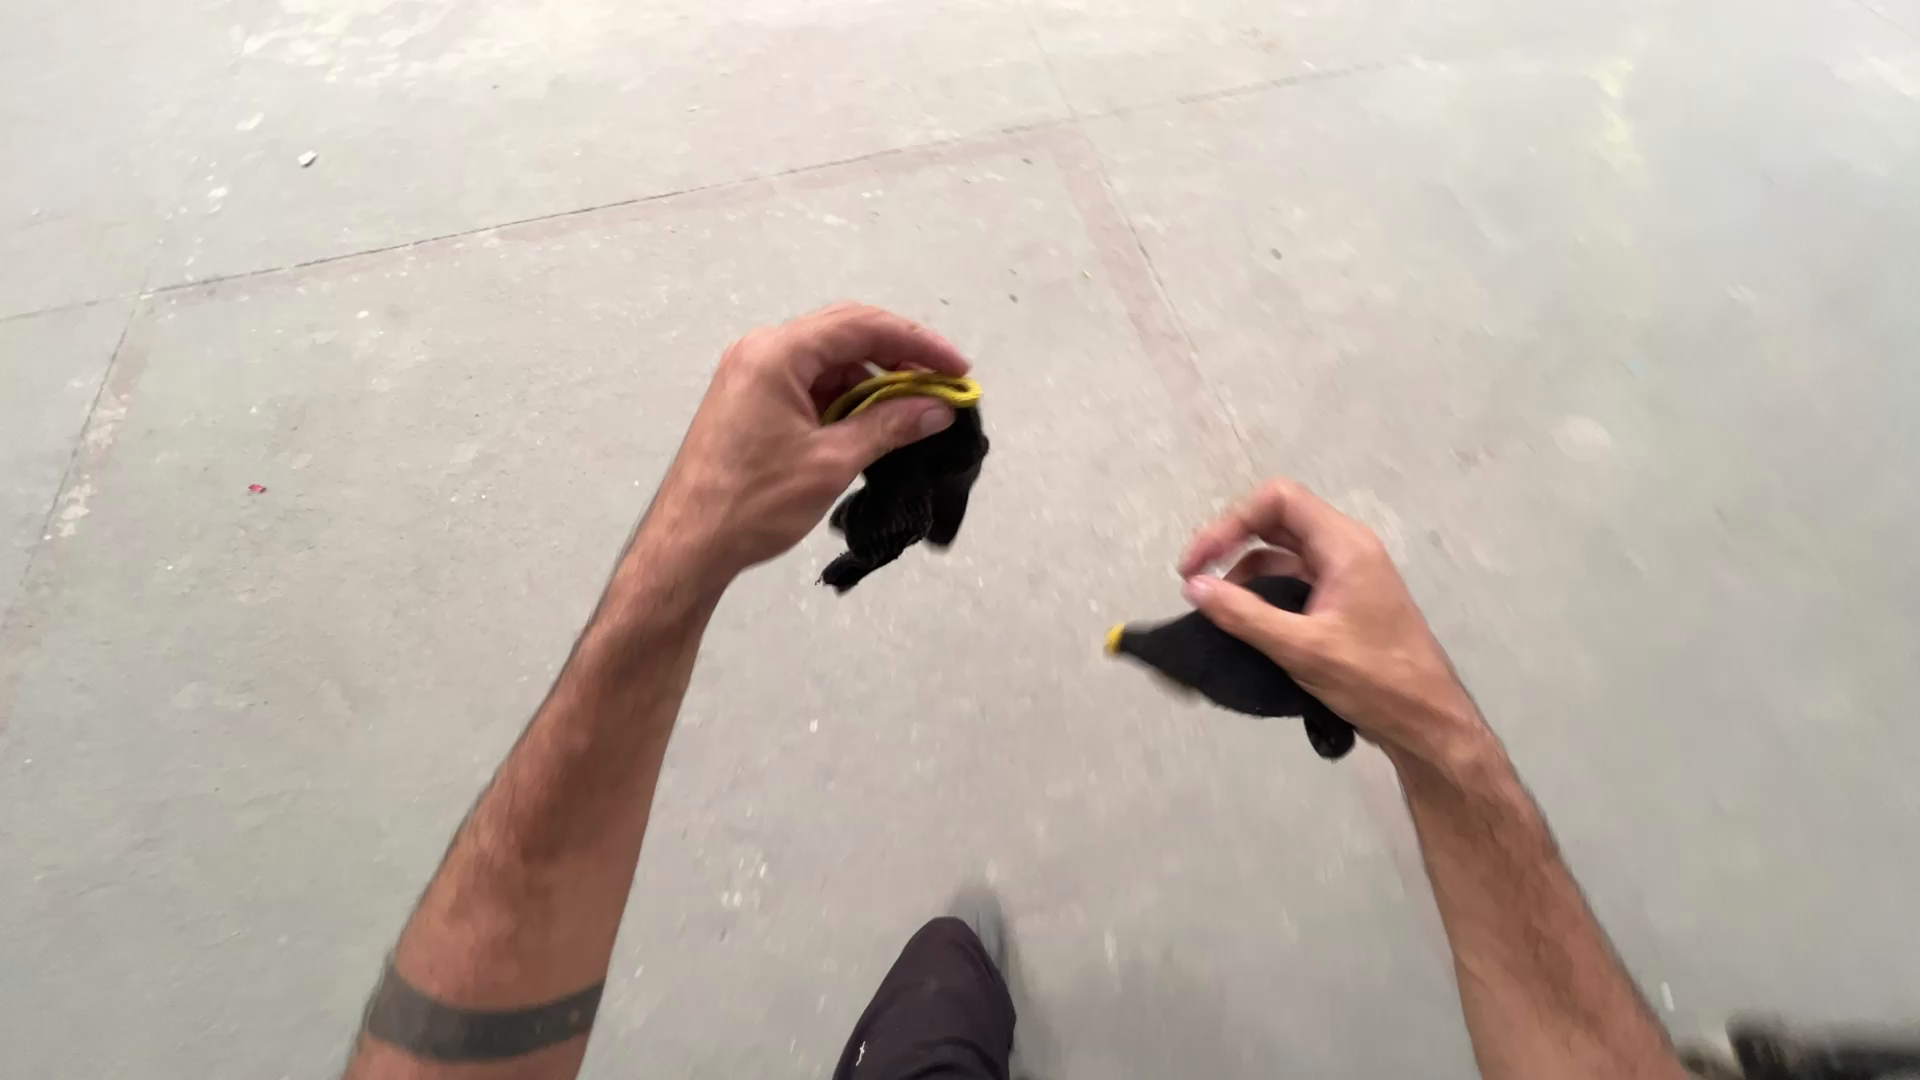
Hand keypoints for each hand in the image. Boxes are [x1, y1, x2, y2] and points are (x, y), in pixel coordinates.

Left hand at [640, 302, 970, 586]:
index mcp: (777, 353)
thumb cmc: (755, 503)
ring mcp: (754, 376)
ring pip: (830, 363)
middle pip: (846, 335)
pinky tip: (874, 424)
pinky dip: (847, 401)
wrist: (689, 544)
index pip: (861, 326)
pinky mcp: (753, 402)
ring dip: (874, 383)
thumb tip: (939, 409)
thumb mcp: (832, 462)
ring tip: (914, 411)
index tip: (957, 369)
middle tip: (941, 386)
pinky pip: (811, 387)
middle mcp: (763, 352)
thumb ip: (890, 426)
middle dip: (899, 358)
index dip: (918, 343)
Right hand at [1177, 478, 1490, 766]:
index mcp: (1344, 546)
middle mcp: (1344, 548)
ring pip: (1279, 549)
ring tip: (1212, 599)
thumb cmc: (1374, 680)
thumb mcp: (1301, 648)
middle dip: (1229, 540)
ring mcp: (1342, 573)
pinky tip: (1239, 615)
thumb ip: (1243, 614)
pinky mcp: (1338, 597)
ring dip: (1240, 567)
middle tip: (1194, 574)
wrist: (1427, 723)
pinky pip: (1288, 576)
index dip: (1231, 521)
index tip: (1201, 560)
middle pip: (1275, 519)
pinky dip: (1258, 588)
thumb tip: (1193, 587)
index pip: (1278, 500)